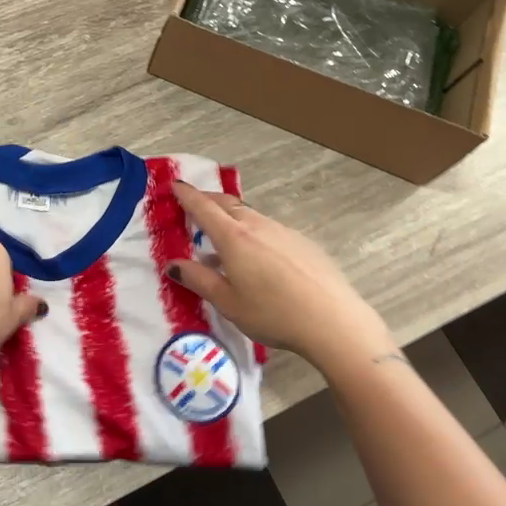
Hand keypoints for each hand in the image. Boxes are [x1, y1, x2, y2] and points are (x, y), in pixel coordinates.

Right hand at [169, 182, 398, 370]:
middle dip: (208, 201)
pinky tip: (260, 259)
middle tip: (195, 205)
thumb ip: (199, 279)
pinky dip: (255, 234)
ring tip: (224, 239)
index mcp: (233, 238)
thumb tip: (173, 264)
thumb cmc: (273, 314)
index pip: (204, 208)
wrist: (333, 321)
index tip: (175, 184)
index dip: (187, 195)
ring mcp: (283, 232)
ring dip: (232, 219)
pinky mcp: (303, 243)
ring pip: (250, 217)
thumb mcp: (228, 303)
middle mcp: (257, 226)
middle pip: (228, 205)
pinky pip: (270, 230)